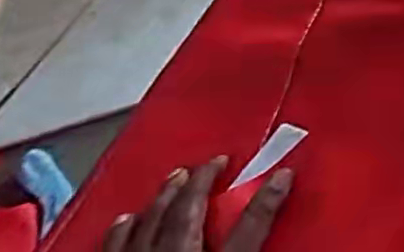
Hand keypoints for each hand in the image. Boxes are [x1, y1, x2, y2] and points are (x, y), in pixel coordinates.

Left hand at [103, 156, 292, 251]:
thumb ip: (249, 239)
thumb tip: (278, 192)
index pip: (249, 229)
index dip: (268, 199)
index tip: (285, 173)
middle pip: (186, 215)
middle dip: (198, 185)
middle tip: (209, 164)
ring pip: (144, 228)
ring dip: (159, 201)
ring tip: (169, 182)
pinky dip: (117, 234)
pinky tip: (120, 221)